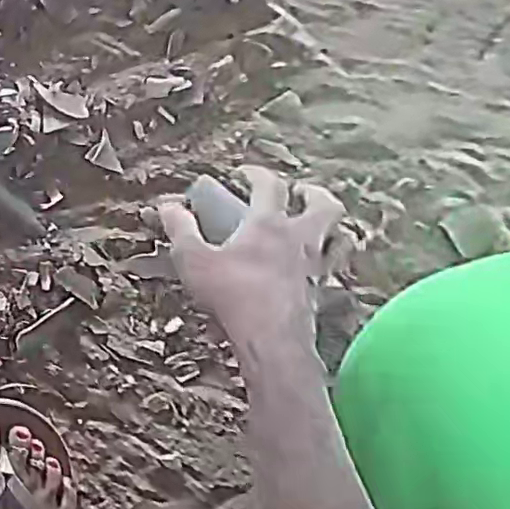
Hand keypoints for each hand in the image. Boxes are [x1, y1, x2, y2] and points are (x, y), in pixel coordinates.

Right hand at [155, 166, 344, 346]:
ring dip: (333, 223)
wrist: (270, 335)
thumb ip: (180, 228)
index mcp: (268, 224)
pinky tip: (321, 260)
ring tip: (319, 222)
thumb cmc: (230, 293)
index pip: (269, 186)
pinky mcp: (322, 288)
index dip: (256, 174)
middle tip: (298, 190)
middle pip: (322, 204)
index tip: (243, 173)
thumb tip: (168, 206)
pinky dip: (334, 256)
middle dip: (311, 192)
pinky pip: (338, 265)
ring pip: (342, 233)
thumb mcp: (192, 258)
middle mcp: (299, 238)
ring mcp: (316, 264)